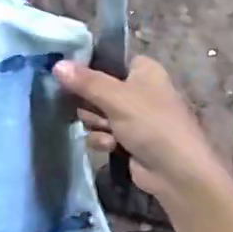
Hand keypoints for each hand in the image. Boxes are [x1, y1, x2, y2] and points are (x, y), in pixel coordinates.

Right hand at [53, 55, 232, 209]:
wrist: (175, 171)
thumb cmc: (151, 124)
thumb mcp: (116, 98)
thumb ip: (85, 82)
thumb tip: (57, 64)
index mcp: (143, 70)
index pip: (108, 60)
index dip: (89, 70)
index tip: (70, 77)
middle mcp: (138, 89)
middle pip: (96, 89)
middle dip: (91, 105)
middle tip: (97, 112)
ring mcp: (132, 116)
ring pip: (95, 114)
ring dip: (96, 125)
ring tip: (108, 133)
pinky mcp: (126, 139)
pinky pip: (101, 134)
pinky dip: (103, 140)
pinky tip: (112, 147)